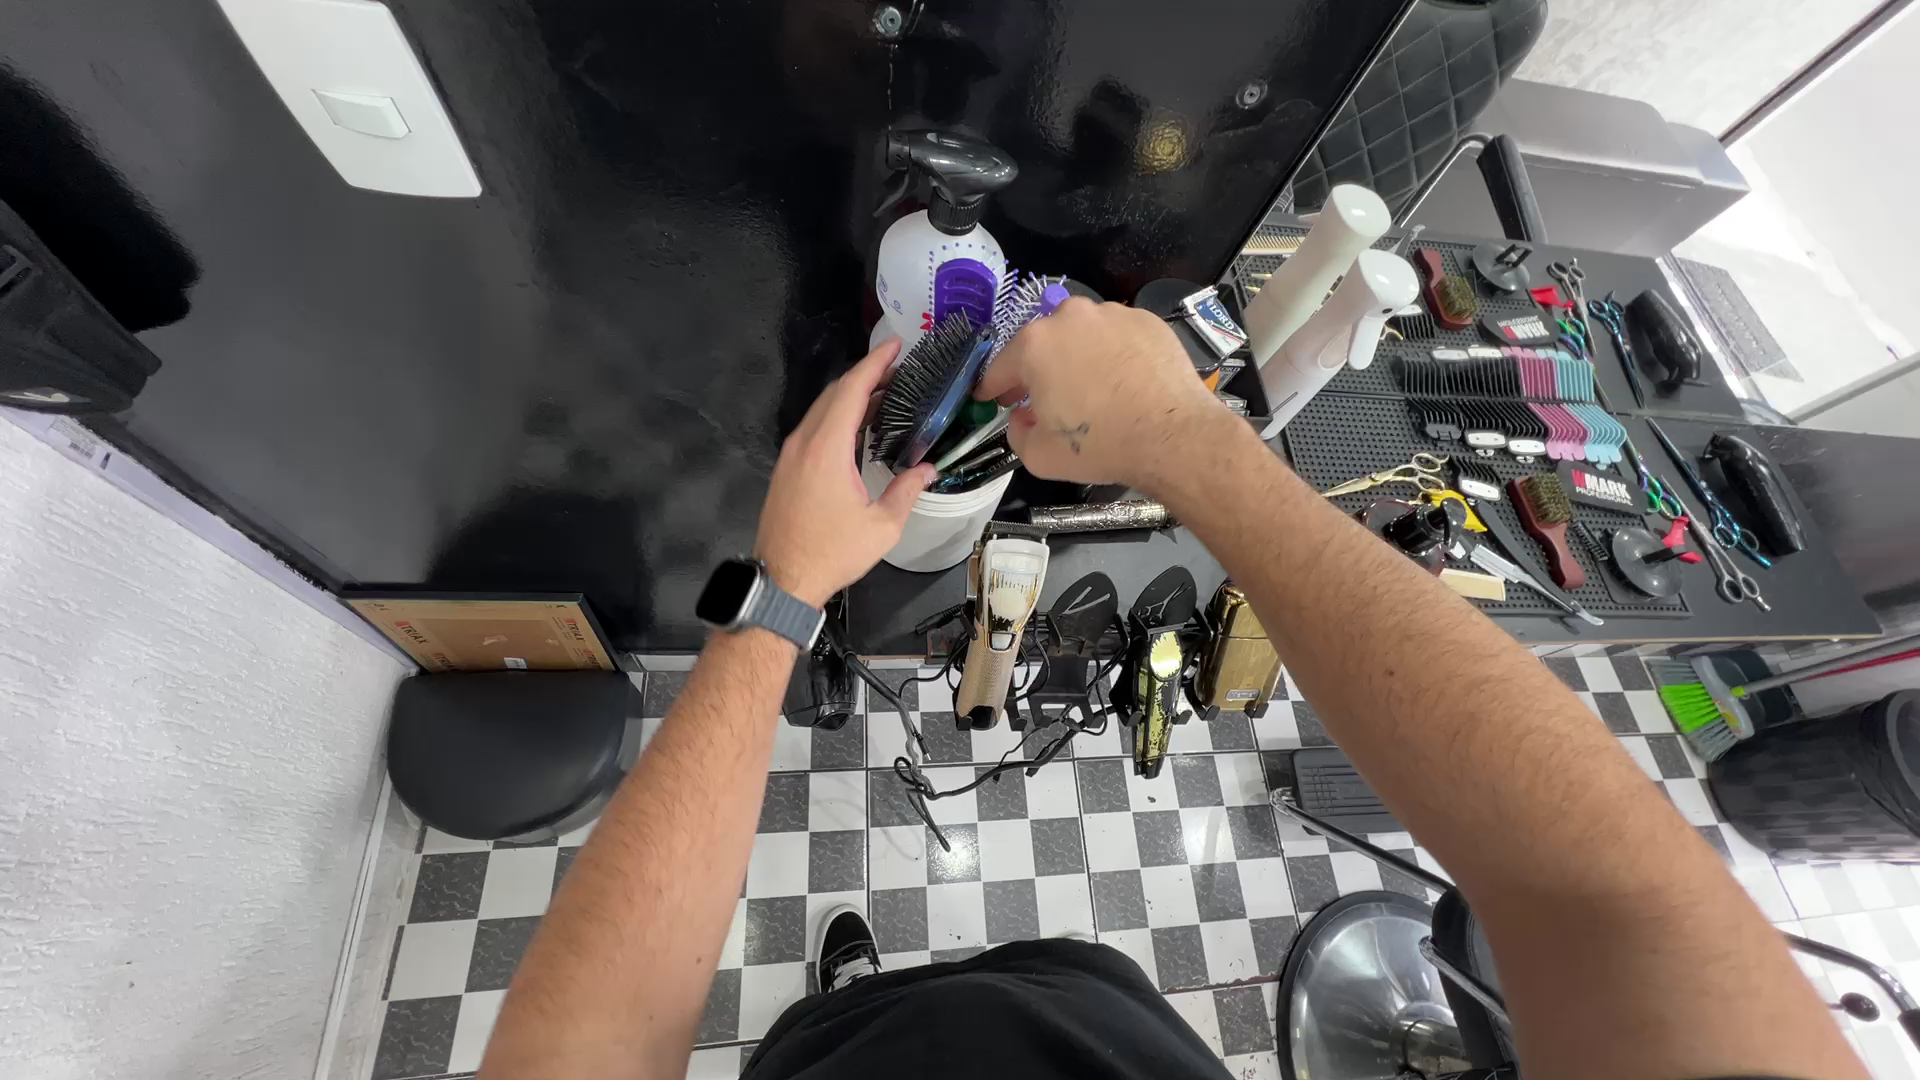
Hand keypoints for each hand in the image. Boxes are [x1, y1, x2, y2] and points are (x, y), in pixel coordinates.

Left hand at [755, 338, 934, 606]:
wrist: (784, 580)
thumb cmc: (833, 553)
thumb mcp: (881, 526)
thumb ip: (906, 491)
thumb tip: (928, 470)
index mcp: (827, 449)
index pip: (850, 390)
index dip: (874, 363)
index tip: (895, 345)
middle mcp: (804, 442)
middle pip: (834, 394)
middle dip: (865, 375)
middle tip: (898, 368)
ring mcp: (791, 455)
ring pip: (821, 411)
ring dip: (851, 397)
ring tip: (884, 393)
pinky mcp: (787, 468)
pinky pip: (814, 429)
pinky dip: (838, 417)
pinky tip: (858, 426)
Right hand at [972, 297, 1227, 490]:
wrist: (1173, 438)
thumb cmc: (1100, 446)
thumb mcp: (1038, 455)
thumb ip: (1016, 433)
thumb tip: (1022, 417)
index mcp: (1035, 345)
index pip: (1000, 367)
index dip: (992, 388)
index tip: (990, 398)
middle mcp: (1070, 317)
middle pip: (1042, 345)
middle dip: (1036, 371)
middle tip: (1041, 398)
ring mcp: (1112, 314)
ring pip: (1081, 336)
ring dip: (1076, 358)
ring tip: (1088, 390)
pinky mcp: (1146, 321)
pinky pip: (1116, 337)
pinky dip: (1112, 355)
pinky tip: (1121, 382)